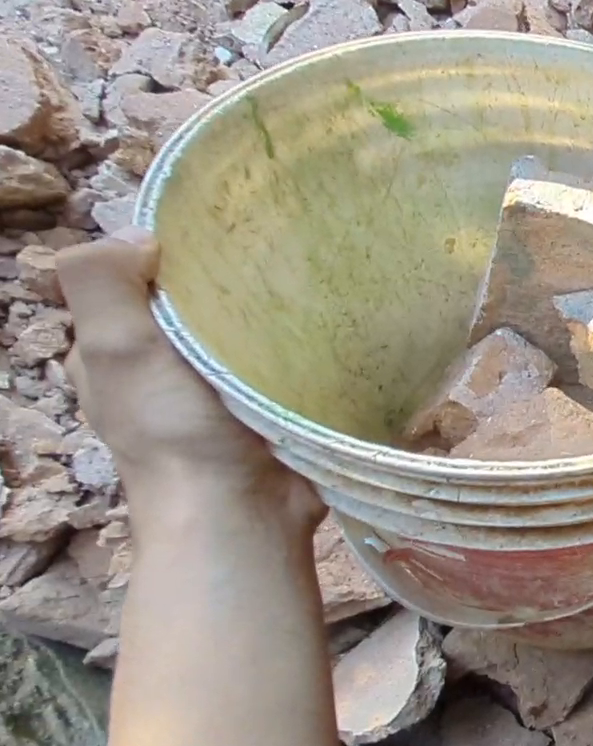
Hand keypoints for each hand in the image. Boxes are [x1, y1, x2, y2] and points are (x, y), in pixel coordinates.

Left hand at [58, 229, 319, 525]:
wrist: (244, 510)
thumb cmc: (176, 432)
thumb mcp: (119, 350)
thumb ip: (103, 287)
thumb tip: (139, 235)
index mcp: (121, 349)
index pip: (145, 282)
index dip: (177, 255)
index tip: (226, 240)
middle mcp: (172, 366)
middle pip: (205, 307)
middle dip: (239, 285)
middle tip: (287, 265)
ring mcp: (231, 391)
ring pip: (255, 335)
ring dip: (284, 320)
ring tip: (324, 296)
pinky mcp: (282, 408)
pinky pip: (298, 366)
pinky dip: (313, 352)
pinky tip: (337, 339)